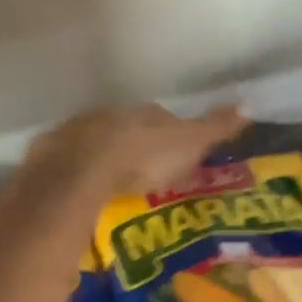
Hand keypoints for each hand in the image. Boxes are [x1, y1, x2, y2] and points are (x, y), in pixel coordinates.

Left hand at [38, 104, 249, 193]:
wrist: (83, 169)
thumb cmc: (143, 156)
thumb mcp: (188, 144)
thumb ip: (214, 129)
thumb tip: (248, 106)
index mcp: (145, 115)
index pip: (162, 121)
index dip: (170, 138)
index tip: (176, 158)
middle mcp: (111, 117)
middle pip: (128, 132)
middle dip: (136, 149)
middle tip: (145, 175)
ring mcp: (78, 135)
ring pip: (97, 147)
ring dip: (106, 162)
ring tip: (115, 188)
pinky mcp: (53, 159)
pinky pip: (70, 167)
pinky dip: (79, 178)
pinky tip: (84, 195)